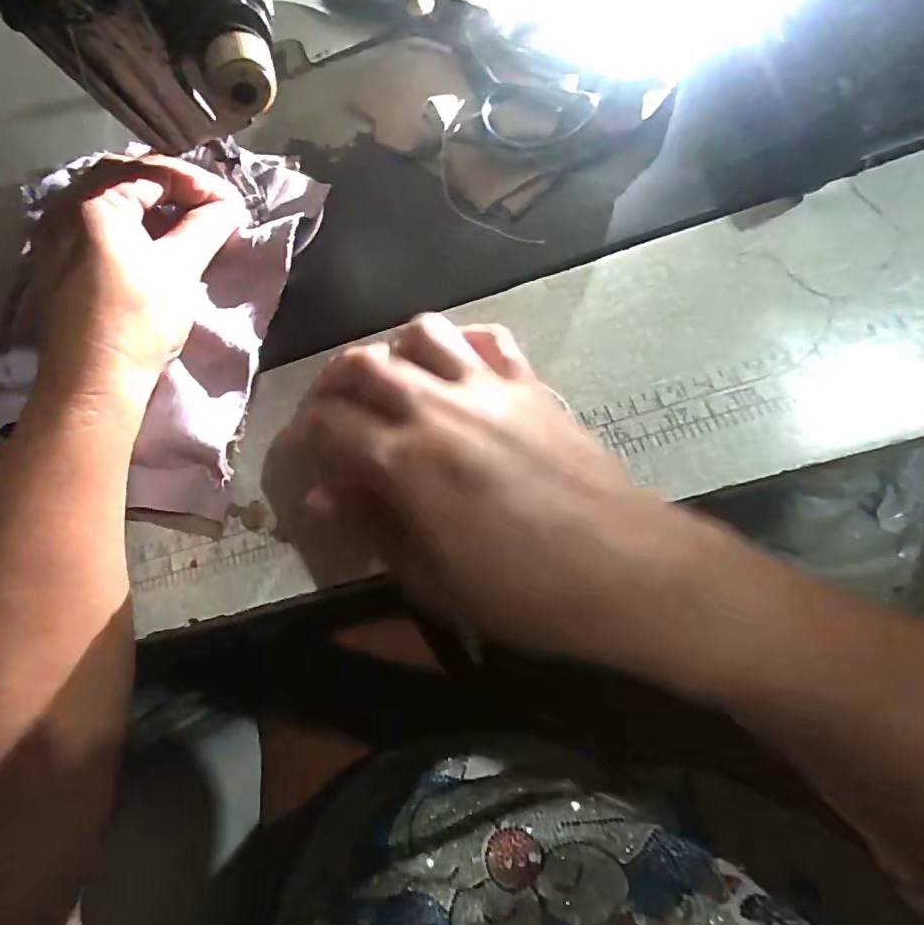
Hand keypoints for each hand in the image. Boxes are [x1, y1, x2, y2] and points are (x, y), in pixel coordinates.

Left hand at [32, 155, 247, 400]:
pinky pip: (94, 227)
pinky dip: (128, 227)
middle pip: (126, 179)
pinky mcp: (55, 263)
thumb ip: (205, 227)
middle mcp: (64, 207)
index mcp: (93, 201)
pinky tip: (152, 246)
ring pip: (109, 203)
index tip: (231, 205)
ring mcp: (53, 236)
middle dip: (173, 190)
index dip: (198, 183)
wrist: (92, 383)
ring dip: (151, 208)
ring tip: (186, 226)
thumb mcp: (180, 269)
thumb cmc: (138, 322)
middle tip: (209, 209)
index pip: (153, 171)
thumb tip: (227, 206)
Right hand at [288, 313, 737, 671]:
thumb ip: (372, 526)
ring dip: (390, 352)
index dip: (300, 437)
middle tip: (327, 413)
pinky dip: (457, 343)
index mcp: (406, 462)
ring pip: (420, 332)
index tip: (296, 455)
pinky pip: (486, 337)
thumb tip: (322, 496)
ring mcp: (488, 389)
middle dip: (330, 384)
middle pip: (361, 364)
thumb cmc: (522, 592)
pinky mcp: (529, 385)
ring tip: (386, 384)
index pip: (327, 426)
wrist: (627, 572)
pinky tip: (452, 369)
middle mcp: (438, 409)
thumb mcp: (432, 579)